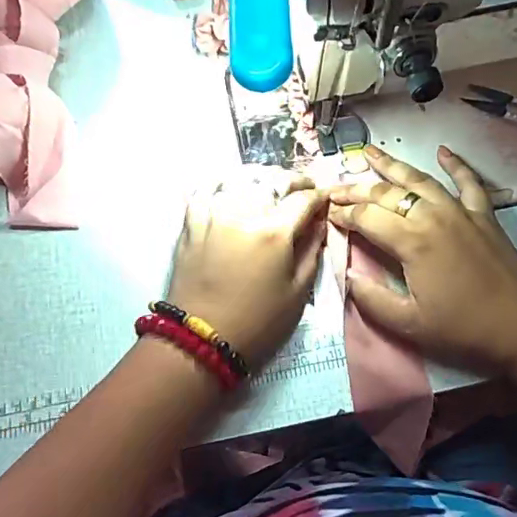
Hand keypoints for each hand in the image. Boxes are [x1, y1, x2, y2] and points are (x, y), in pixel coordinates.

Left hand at [167, 166, 327, 365]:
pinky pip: (206, 188)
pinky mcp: (191, 222)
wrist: (201, 339)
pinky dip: (222, 183)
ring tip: (269, 185)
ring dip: (260, 177)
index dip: (319, 196)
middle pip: (273, 179)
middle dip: (293, 180)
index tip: (325, 199)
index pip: (304, 198)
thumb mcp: (297, 292)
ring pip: (240, 177)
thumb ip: (312, 251)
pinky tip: (231, 188)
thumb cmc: (257, 322)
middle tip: (302, 188)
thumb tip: (319, 224)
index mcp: (274, 231)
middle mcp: (243, 212)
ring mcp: (213, 213)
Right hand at [328, 145, 516, 372]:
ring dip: (394, 165)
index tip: (326, 213)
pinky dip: (455, 164)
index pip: (367, 217)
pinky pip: (467, 182)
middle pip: (388, 193)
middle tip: (336, 186)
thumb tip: (348, 277)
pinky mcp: (483, 215)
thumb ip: (372, 299)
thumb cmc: (462, 327)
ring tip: (371, 153)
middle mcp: (432, 215)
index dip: (343, 214)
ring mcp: (460, 211)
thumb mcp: (409, 322)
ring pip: (421, 179)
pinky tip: (443, 151)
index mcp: (411, 240)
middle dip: (358, 188)